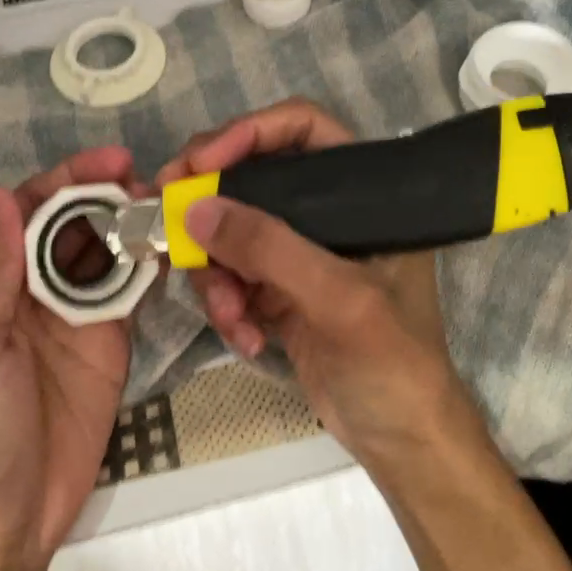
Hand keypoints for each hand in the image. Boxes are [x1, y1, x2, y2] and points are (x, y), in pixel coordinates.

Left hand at [0, 147, 144, 566]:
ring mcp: (73, 316)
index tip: (109, 161)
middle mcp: (30, 289)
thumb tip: (1, 194)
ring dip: (130, 225)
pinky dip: (149, 266)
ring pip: (104, 252)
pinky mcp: (108, 343)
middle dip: (104, 196)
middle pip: (70, 224)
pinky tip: (172, 245)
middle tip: (148, 181)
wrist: (7, 518)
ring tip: (166, 205)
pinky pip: (130, 292)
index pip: (26, 212)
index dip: (64, 180)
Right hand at [155, 100, 475, 465]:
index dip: (250, 132)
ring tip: (231, 315)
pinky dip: (228, 306)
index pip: (303, 129)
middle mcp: (328, 214)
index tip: (203, 161)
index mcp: (362, 194)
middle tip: (168, 219)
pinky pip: (232, 279)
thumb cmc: (395, 363)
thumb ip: (270, 249)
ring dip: (218, 273)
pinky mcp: (280, 293)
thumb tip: (195, 208)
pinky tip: (246, 338)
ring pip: (232, 233)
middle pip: (252, 179)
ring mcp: (301, 255)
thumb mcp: (338, 299)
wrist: (403, 442)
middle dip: (212, 207)